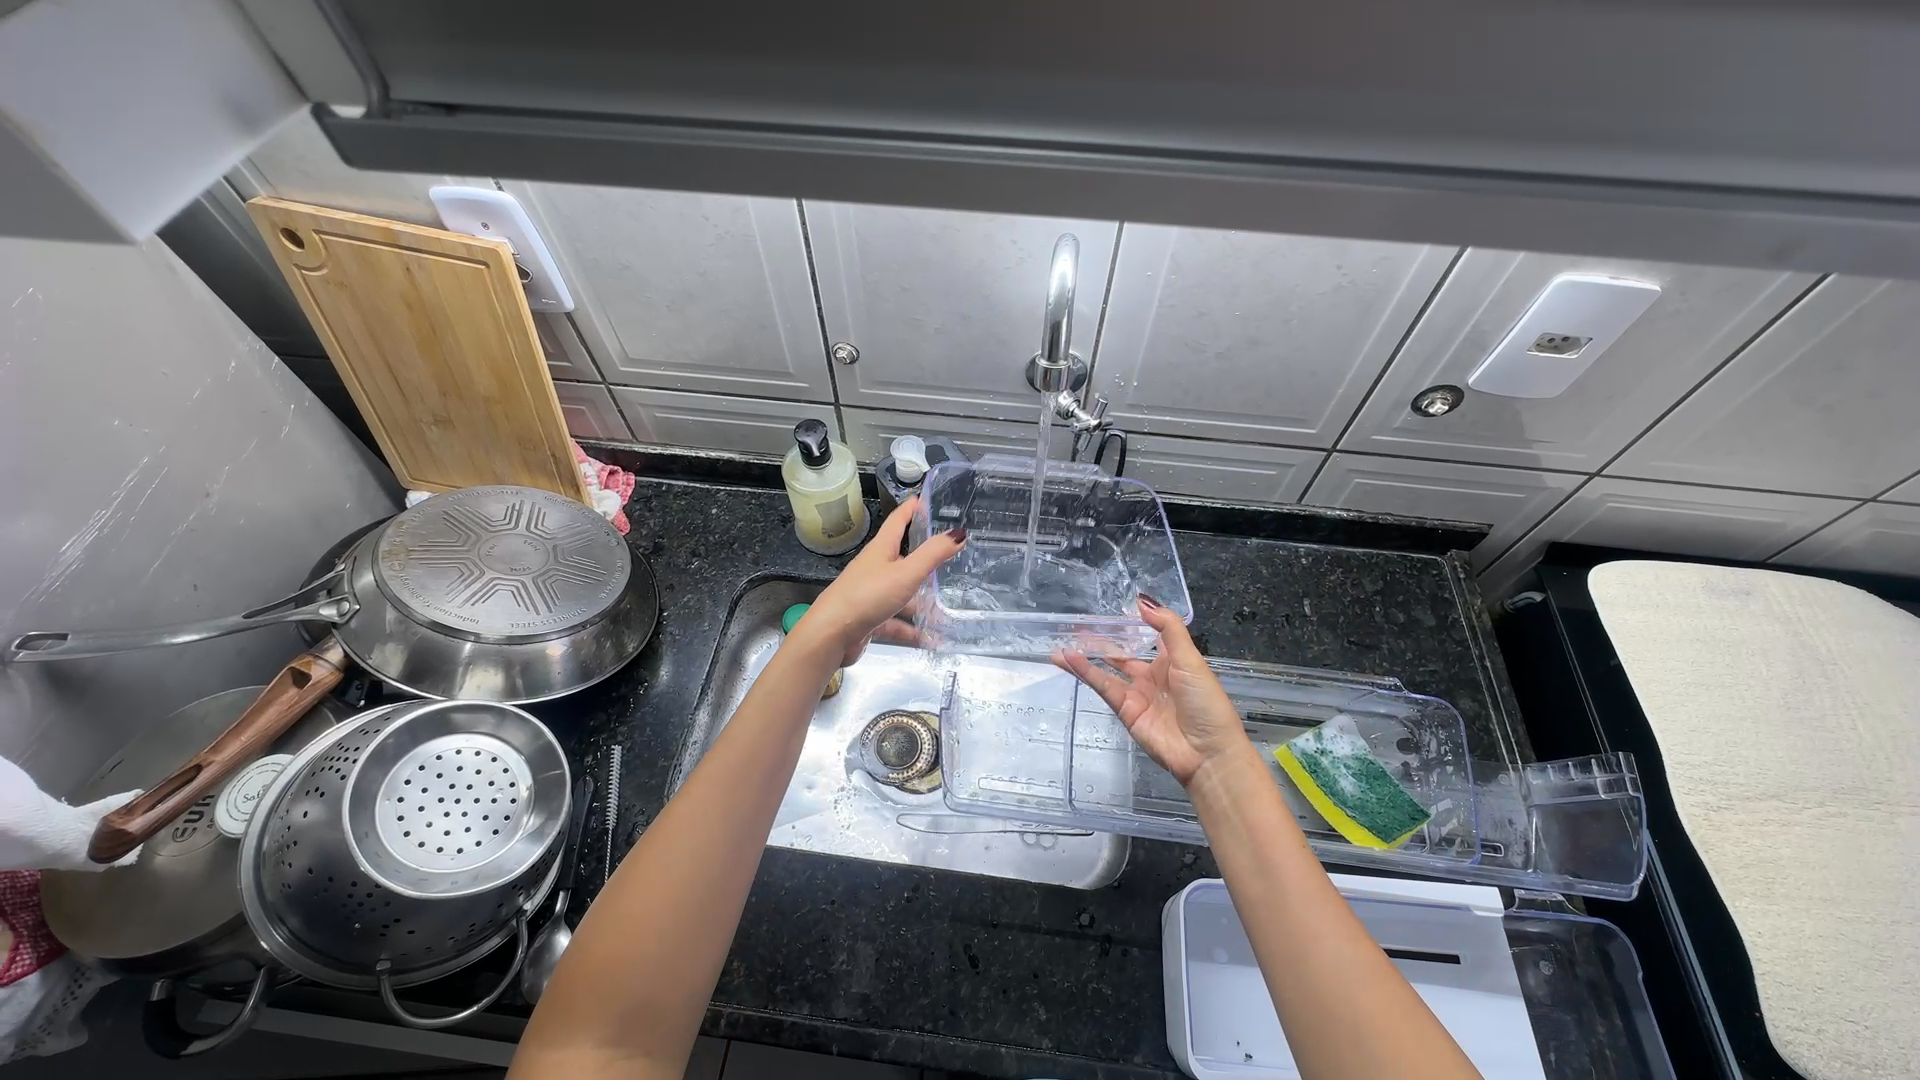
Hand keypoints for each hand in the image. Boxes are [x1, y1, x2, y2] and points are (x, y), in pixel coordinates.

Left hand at [793, 497, 963, 666]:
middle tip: (949, 556)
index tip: (926, 501)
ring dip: (922, 601)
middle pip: (903, 557)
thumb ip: (933, 554)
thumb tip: (958, 533)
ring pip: (902, 593)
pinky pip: (896, 621)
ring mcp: (871, 594)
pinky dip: (912, 629)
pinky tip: (930, 639)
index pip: (897, 521)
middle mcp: (875, 568)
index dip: (912, 509)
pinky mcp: (870, 618)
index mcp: (881, 549)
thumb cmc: (867, 596)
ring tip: (945, 609)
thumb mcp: (906, 573)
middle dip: (924, 558)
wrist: (831, 634)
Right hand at [1054, 597, 1252, 786]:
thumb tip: (1142, 602)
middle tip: (1077, 627)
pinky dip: (1086, 673)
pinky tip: (1069, 659)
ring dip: (1085, 657)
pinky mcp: (1125, 711)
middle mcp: (1153, 676)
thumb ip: (1168, 628)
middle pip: (1122, 654)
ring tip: (1062, 644)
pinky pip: (1104, 687)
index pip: (1148, 637)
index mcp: (1172, 661)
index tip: (1112, 609)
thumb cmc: (1205, 702)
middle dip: (1102, 642)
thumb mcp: (1191, 659)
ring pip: (1107, 670)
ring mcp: (1137, 694)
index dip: (1132, 624)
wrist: (1207, 752)